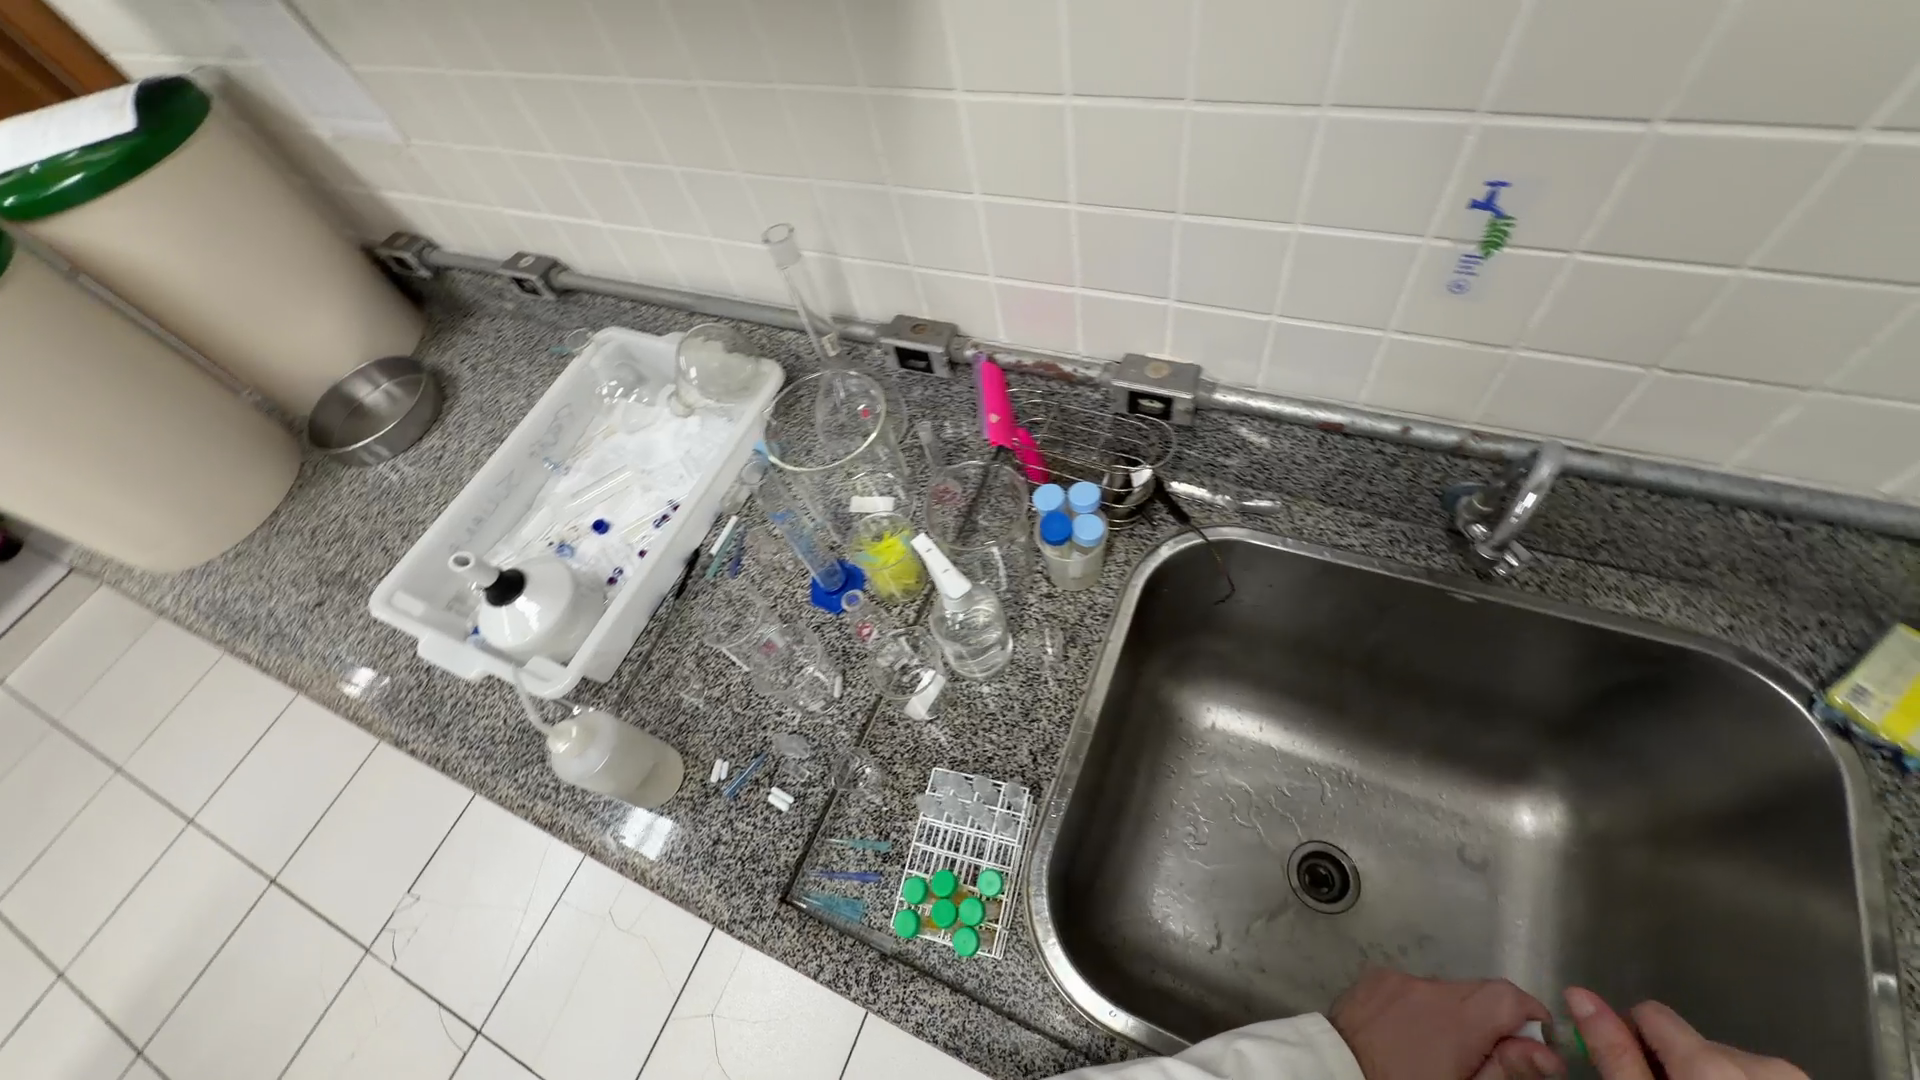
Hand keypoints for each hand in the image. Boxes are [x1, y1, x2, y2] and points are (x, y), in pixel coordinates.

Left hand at [1330, 969, 1564, 1079]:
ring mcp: (1395, 978)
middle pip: (1477, 991)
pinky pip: (1411, 988)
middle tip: (1488, 1058)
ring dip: (1455, 1014)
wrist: (1336, 1074)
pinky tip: (1410, 1035)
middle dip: (1493, 1020)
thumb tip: (1548, 1052)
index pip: (1508, 995)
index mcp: (1455, 1017)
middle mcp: (1426, 987)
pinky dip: (1422, 1007)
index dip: (1530, 1017)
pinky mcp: (1372, 979)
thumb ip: (1507, 1071)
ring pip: (1444, 990)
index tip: (1535, 1044)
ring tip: (1442, 1052)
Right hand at [1564, 988, 1807, 1078]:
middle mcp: (1759, 1061)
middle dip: (1676, 1065)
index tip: (1636, 1069)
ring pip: (1727, 1060)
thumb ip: (1614, 1051)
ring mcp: (1795, 1078)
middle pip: (1690, 1039)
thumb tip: (1577, 993)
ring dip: (1711, 1079)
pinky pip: (1759, 1076)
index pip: (1649, 1013)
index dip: (1634, 1039)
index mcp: (1710, 1059)